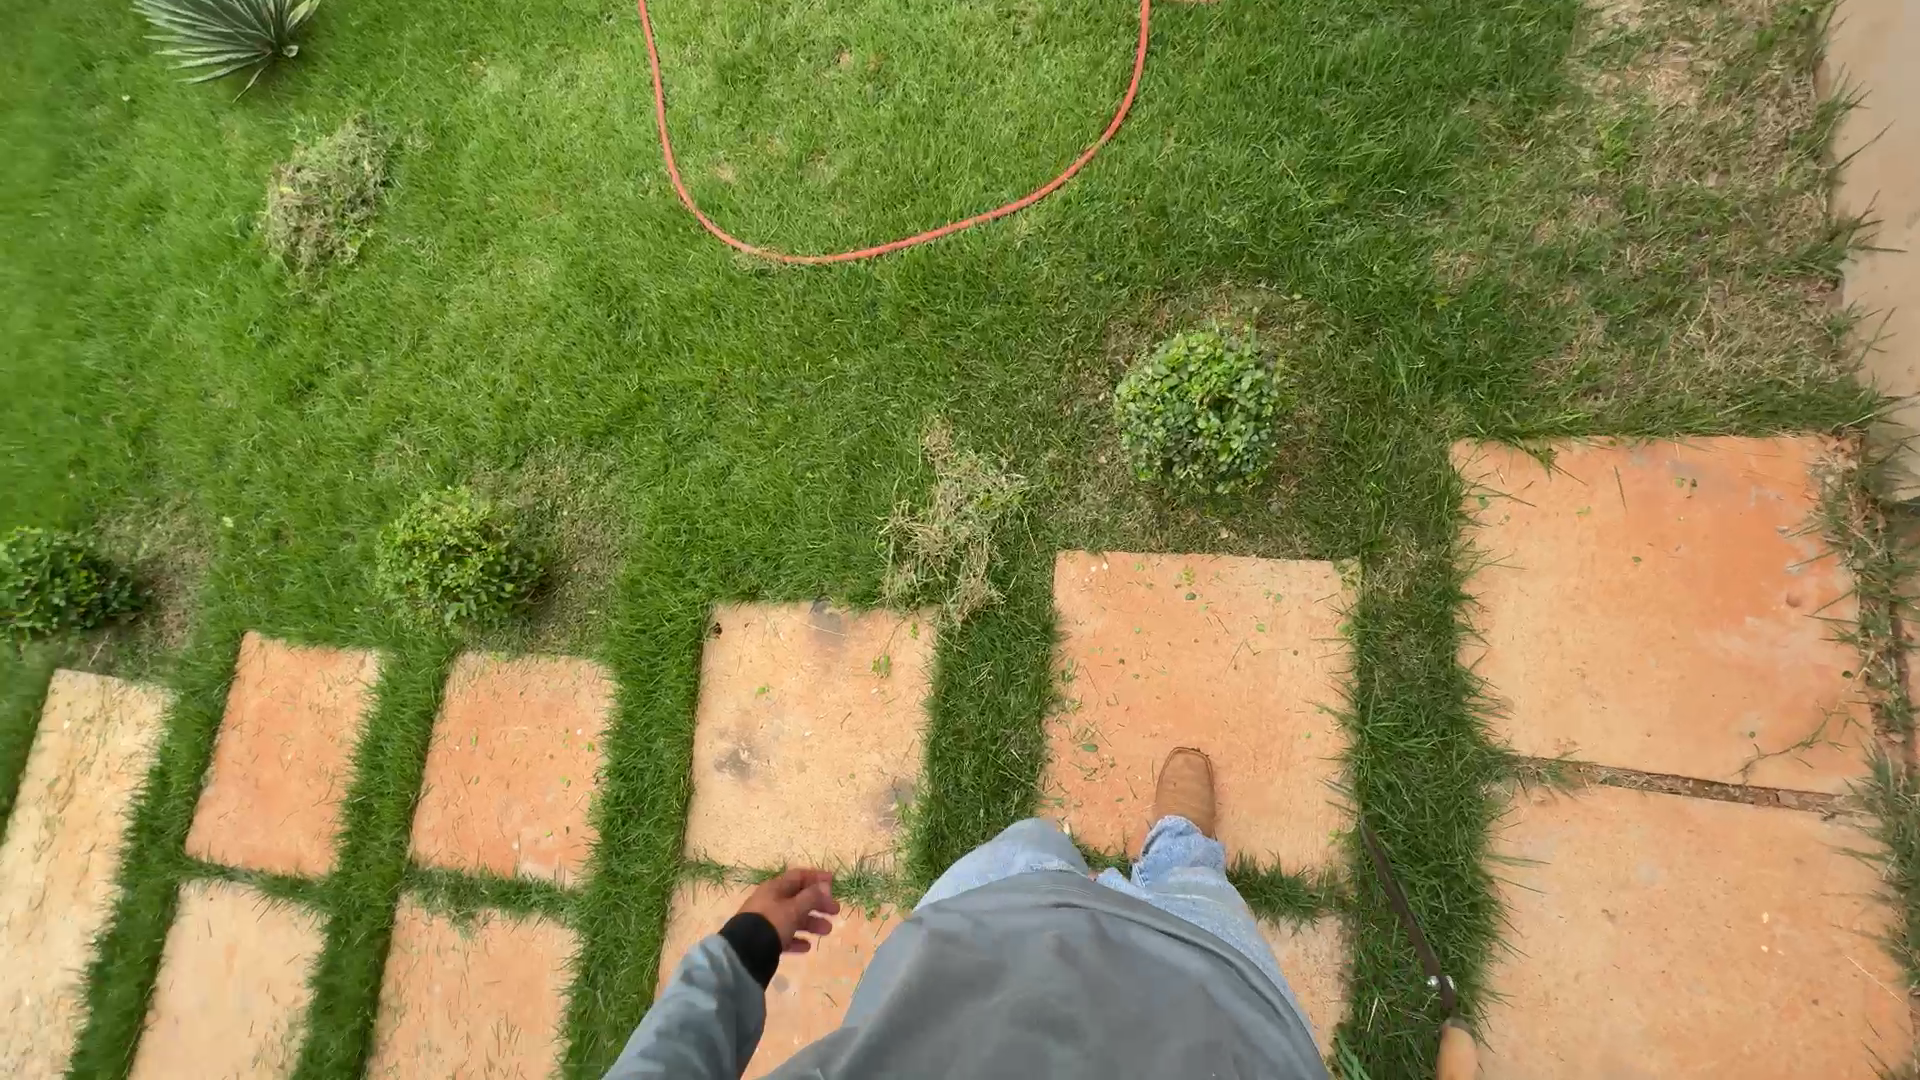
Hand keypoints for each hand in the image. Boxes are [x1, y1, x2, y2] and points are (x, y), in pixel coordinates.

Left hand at [738, 869, 839, 953]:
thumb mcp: (794, 908)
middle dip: (819, 904)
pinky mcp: (764, 939)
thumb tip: (825, 885)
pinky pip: (785, 936)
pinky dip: (797, 939)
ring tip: (827, 932)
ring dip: (812, 923)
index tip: (834, 883)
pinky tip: (807, 947)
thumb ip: (811, 896)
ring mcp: (767, 920)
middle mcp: (771, 901)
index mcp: (776, 888)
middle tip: (835, 911)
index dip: (817, 878)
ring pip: (794, 918)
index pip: (800, 876)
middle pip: (799, 898)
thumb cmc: (772, 922)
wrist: (744, 952)